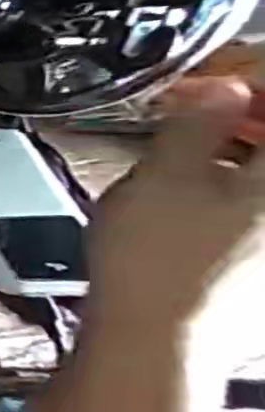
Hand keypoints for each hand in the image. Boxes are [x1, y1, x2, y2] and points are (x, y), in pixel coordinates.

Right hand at [88, 76, 264, 374]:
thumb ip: (193, 126)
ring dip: (248, 145)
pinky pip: (264, 200)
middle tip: (203, 104)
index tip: (210, 82)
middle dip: (252, 113)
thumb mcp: (159, 179)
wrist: (164, 329)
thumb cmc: (156, 255)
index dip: (251, 84)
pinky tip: (213, 178)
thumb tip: (221, 89)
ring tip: (201, 139)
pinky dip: (247, 177)